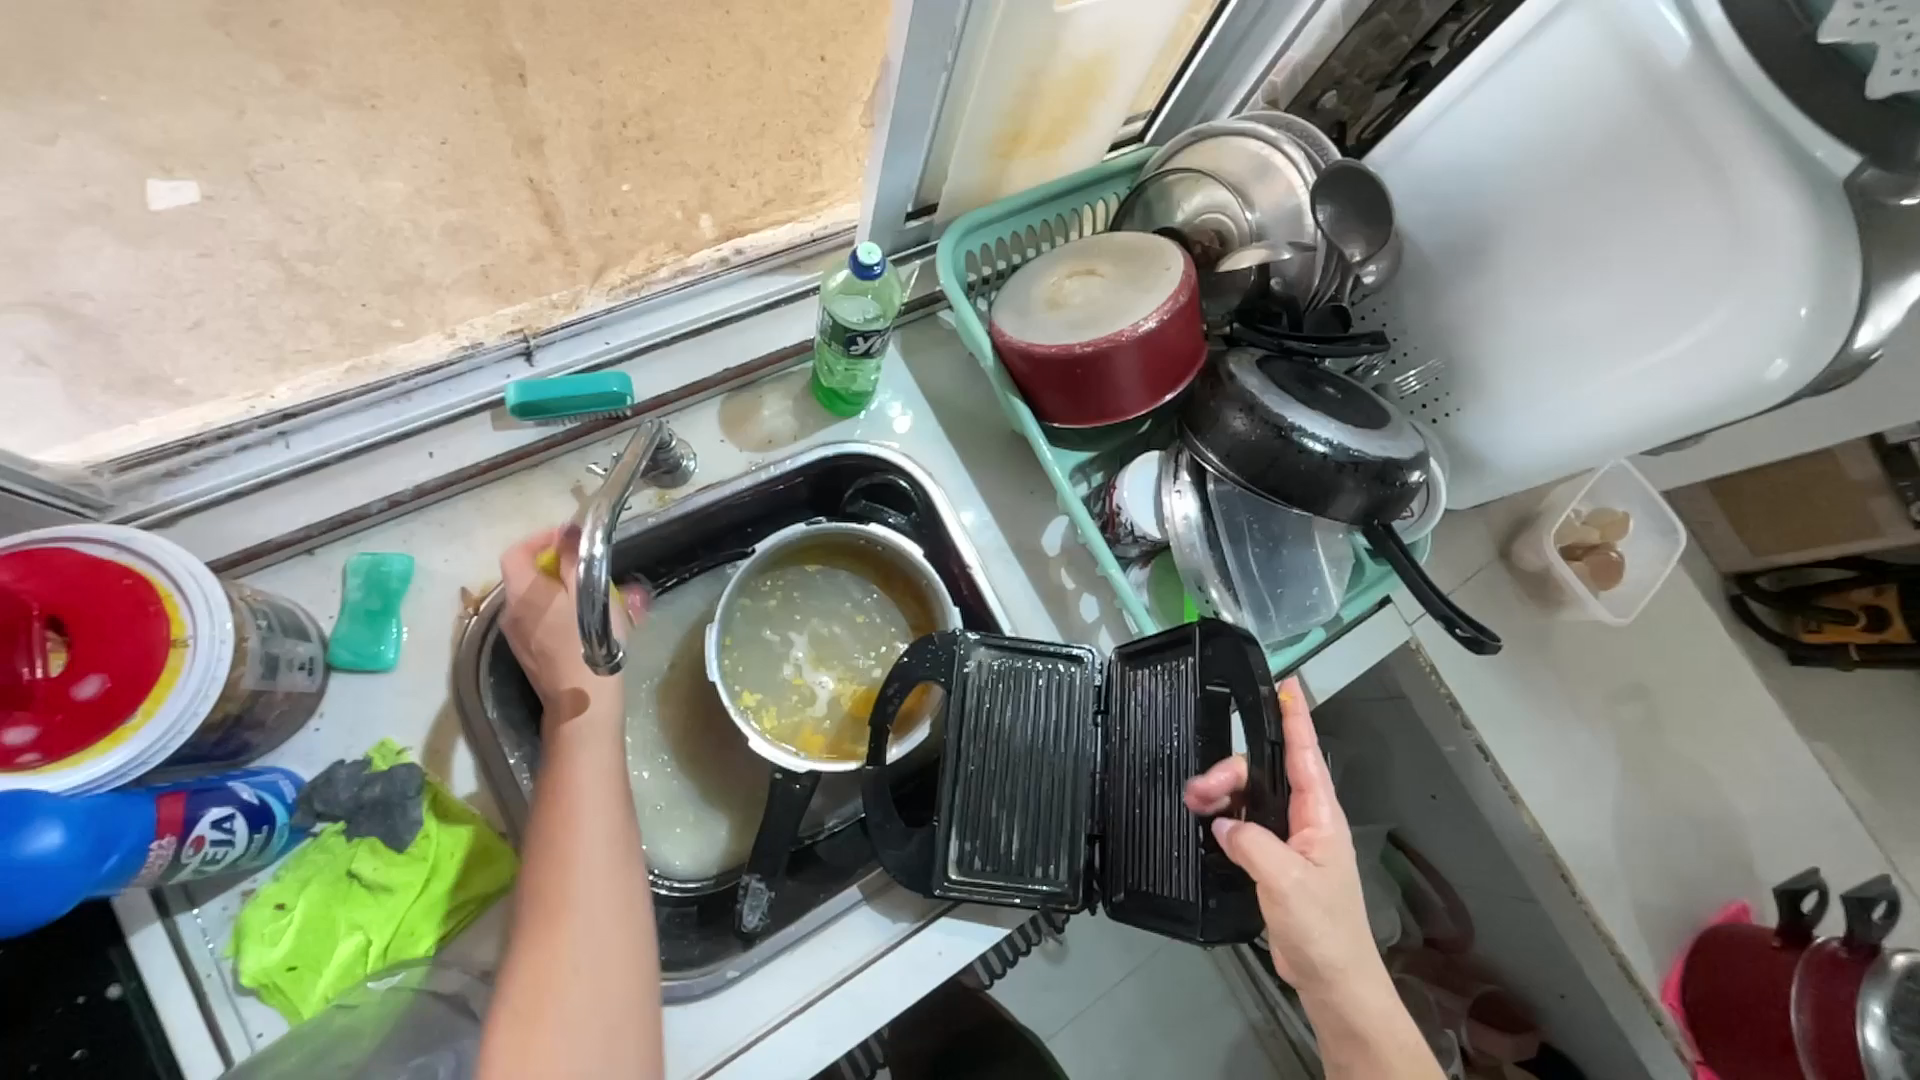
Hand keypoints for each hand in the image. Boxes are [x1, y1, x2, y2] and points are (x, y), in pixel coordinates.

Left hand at [497, 527, 644, 726]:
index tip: (571, 539)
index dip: (541, 539)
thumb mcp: (589, 593)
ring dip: (564, 590)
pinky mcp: (531, 653)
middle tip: (592, 569)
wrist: (583, 700)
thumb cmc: (589, 642)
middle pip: (528, 576)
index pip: (516, 552)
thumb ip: (575, 559)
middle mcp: (512, 612)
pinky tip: (592, 623)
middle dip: (559, 566)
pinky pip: (543, 620)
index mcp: (523, 593)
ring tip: (600, 596)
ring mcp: (519, 635)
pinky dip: (564, 612)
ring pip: (538, 600)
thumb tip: (567, 532)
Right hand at [1183, 677, 1382, 1002]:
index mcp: (1319, 816)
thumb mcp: (1285, 880)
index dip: (1295, 718)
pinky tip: (1205, 825)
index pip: (1306, 755)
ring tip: (1194, 806)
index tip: (1286, 685)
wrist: (1330, 978)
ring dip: (1219, 796)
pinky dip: (1221, 820)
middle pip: (1260, 775)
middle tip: (1198, 792)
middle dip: (1227, 774)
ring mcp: (1287, 840)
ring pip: (1247, 798)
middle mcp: (1304, 820)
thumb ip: (1250, 842)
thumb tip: (1224, 825)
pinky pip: (1242, 824)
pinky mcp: (1272, 860)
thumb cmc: (1322, 929)